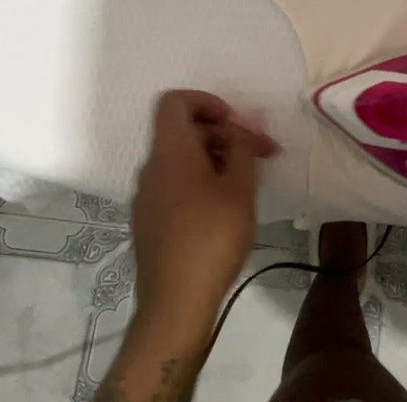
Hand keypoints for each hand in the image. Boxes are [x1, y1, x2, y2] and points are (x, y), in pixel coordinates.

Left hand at [129, 90, 279, 337]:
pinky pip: (175, 185)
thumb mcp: (239, 187)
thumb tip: (241, 127)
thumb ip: (242, 148)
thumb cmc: (211, 238)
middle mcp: (151, 168)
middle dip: (223, 135)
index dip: (206, 101)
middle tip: (260, 154)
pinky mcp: (149, 223)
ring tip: (247, 182)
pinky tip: (224, 209)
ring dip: (214, 159)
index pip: (175, 102)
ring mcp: (146, 198)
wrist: (174, 304)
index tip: (235, 122)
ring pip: (181, 161)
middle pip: (183, 132)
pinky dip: (200, 182)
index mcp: (170, 152)